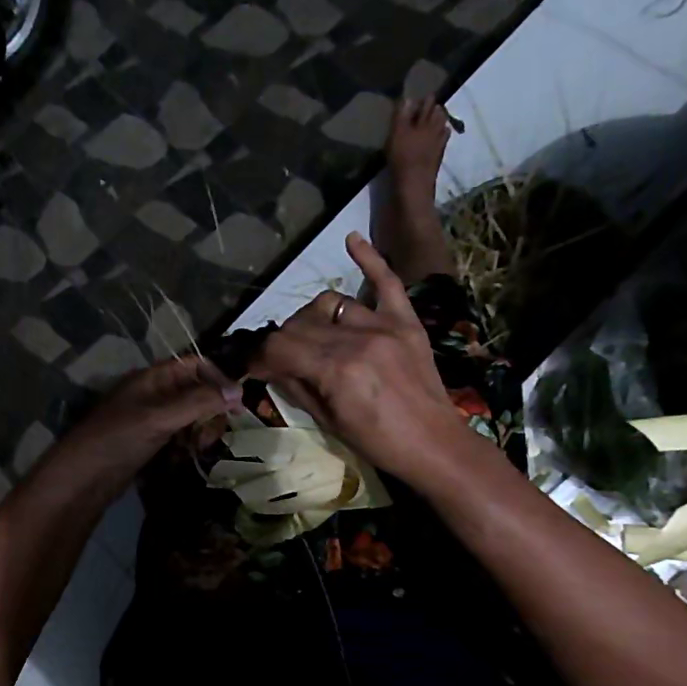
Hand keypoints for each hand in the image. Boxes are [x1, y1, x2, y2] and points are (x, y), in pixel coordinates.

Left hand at [54, 357, 241, 484]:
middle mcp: (153, 393)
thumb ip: (198, 402)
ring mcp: (151, 418)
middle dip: (212, 408)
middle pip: (196, 390)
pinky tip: (190, 455)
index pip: (194, 364)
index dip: (217, 377)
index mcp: (152, 378)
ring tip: (200, 447)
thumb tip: (239, 390)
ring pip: (190, 415)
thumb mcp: (159, 417)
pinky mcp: (150, 442)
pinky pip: (180, 434)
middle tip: (215, 433)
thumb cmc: (117, 439)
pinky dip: (189, 442)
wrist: (83, 479)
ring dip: (202, 428)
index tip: (237, 401)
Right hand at [248, 233, 468, 480]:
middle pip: (299, 325)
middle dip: (280, 342)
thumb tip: (268, 365)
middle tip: (278, 359)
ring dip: (310, 318)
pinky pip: (387, 283)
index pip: (279, 348)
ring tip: (310, 336)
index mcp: (335, 370)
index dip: (258, 357)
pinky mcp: (406, 322)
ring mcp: (384, 326)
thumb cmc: (377, 442)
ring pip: (329, 304)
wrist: (435, 445)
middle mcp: (357, 340)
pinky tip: (351, 239)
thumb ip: (295, 385)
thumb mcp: (326, 420)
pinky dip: (370, 259)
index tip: (251, 366)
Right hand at [386, 97, 452, 180]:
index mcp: (423, 122)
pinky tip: (442, 132)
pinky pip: (444, 138)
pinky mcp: (439, 154)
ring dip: (440, 118)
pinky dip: (443, 132)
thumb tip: (407, 98)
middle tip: (432, 104)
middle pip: (438, 114)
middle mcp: (434, 128)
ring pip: (442, 124)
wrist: (414, 181)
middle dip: (435, 107)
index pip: (427, 105)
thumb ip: (400, 116)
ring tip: (437, 116)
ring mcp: (438, 141)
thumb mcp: (396, 134)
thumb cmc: (402, 157)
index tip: (424, 94)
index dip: (426, 98)